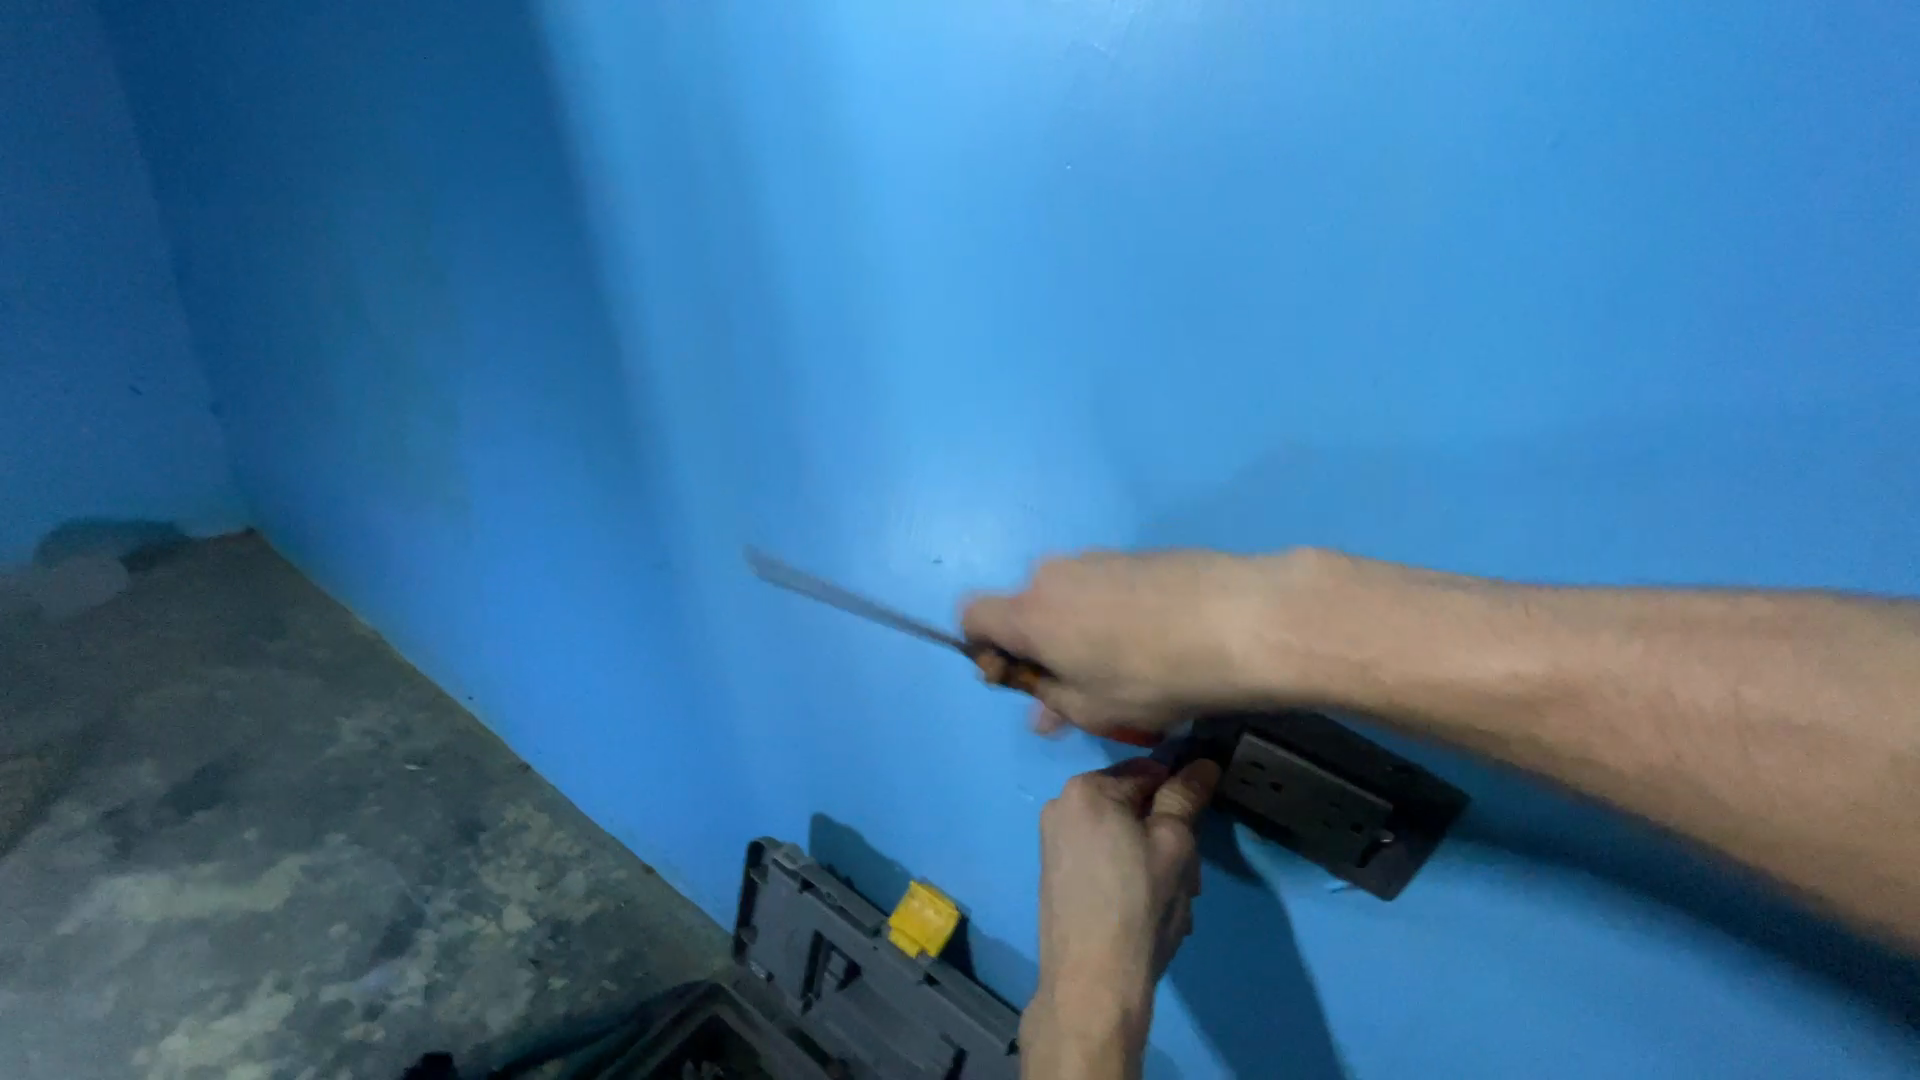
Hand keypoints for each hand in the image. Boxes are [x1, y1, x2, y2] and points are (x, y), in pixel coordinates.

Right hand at [963, 549, 1341, 737]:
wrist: (1241, 619)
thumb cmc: (1152, 676)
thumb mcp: (1093, 710)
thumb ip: (1053, 702)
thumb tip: (1039, 708)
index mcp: (1029, 613)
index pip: (971, 617)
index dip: (984, 650)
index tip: (1022, 680)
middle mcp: (1053, 576)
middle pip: (1025, 610)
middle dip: (1041, 650)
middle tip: (1079, 690)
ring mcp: (1097, 560)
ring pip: (1068, 601)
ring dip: (1079, 635)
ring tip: (1126, 673)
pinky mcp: (1137, 555)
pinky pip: (1104, 589)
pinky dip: (1112, 617)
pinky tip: (1155, 645)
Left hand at [1023, 757, 1221, 1079]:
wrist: (1092, 980)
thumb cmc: (1139, 903)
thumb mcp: (1174, 843)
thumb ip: (1185, 797)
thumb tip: (1203, 763)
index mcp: (1086, 788)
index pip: (1149, 772)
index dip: (1181, 798)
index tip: (1197, 833)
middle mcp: (1061, 805)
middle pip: (1133, 806)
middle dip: (1166, 837)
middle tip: (1187, 878)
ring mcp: (1053, 841)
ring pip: (1121, 836)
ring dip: (1153, 861)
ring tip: (1169, 902)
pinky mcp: (1055, 874)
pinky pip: (1103, 859)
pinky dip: (1128, 875)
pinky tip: (1144, 911)